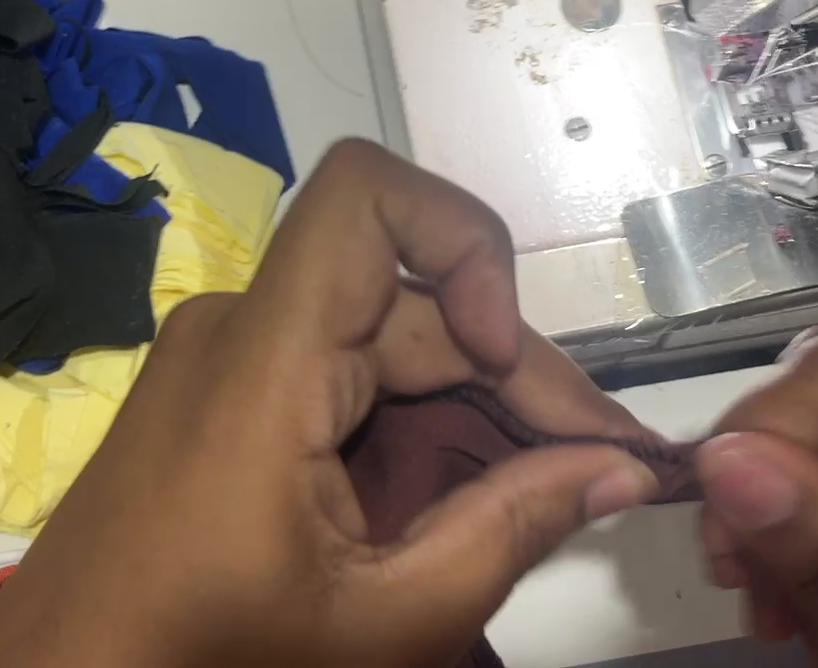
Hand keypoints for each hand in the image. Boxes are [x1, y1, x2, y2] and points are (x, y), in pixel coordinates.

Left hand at [0, 141, 664, 667]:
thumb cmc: (201, 662)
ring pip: (397, 335)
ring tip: (559, 482)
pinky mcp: (246, 377)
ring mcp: (243, 347)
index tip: (502, 348)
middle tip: (606, 459)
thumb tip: (617, 469)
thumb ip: (507, 533)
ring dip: (480, 404)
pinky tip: (479, 482)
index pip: (362, 196)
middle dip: (515, 372)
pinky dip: (426, 419)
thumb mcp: (377, 624)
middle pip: (413, 293)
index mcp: (263, 358)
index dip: (459, 235)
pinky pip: (358, 368)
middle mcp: (249, 322)